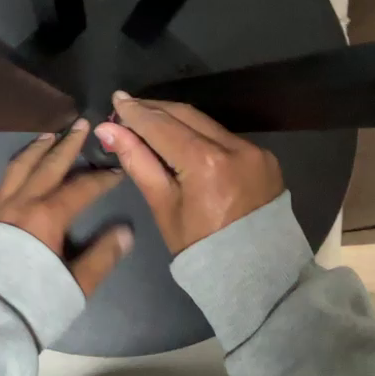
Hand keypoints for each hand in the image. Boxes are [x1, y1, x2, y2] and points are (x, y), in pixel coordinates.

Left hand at [0, 119, 133, 296]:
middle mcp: (23, 202)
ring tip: (51, 135)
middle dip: (68, 144)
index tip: (117, 172)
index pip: (80, 188)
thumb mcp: (76, 285)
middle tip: (81, 123)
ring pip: (21, 166)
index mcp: (47, 216)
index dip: (101, 179)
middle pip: (49, 165)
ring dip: (39, 148)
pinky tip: (25, 163)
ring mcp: (2, 206)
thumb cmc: (34, 302)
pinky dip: (20, 162)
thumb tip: (126, 231)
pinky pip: (7, 177)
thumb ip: (102, 256)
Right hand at [95, 92, 283, 254]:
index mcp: (206, 163)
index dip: (136, 112)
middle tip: (128, 107)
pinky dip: (200, 133)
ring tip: (149, 120)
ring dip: (176, 119)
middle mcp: (234, 147)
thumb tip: (109, 129)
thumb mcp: (163, 206)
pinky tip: (182, 137)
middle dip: (155, 109)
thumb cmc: (201, 248)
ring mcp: (254, 151)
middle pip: (186, 115)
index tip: (116, 99)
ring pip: (206, 123)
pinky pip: (225, 137)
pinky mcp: (265, 157)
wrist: (257, 276)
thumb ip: (137, 161)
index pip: (162, 126)